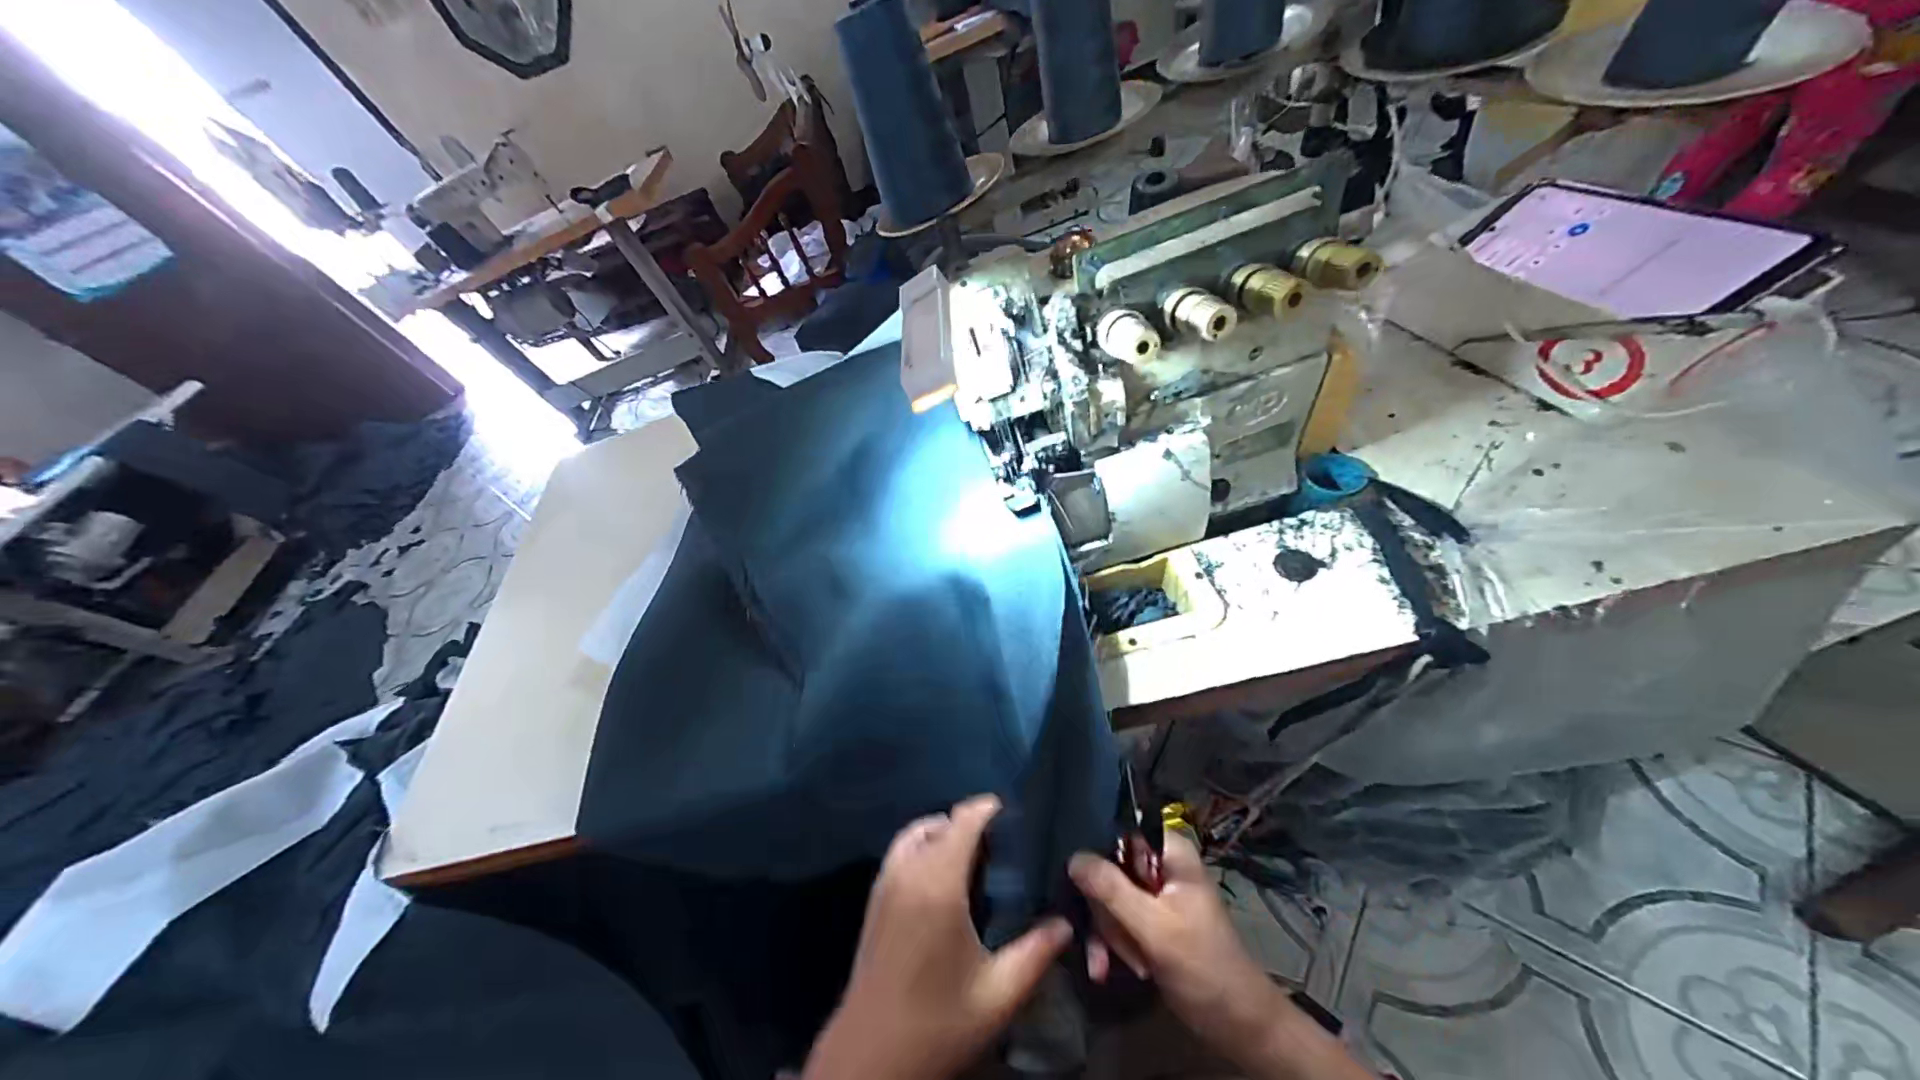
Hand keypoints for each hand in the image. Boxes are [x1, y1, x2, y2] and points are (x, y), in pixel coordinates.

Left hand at [803, 795, 1072, 1079]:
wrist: (869, 1055)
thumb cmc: (938, 1023)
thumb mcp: (998, 994)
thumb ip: (1036, 952)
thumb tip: (1066, 922)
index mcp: (938, 884)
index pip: (963, 820)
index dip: (990, 808)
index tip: (1019, 815)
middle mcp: (908, 871)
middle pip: (940, 822)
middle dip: (972, 822)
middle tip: (1005, 845)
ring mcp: (885, 883)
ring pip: (916, 833)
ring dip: (944, 832)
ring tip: (976, 857)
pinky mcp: (873, 900)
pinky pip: (900, 852)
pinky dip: (923, 847)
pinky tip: (945, 880)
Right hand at [1069, 834, 1373, 1079]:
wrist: (1237, 1024)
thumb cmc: (1203, 967)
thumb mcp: (1155, 928)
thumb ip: (1112, 889)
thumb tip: (1073, 857)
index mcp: (1170, 851)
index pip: (1121, 829)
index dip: (1096, 851)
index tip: (1079, 881)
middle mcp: (1160, 864)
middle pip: (1108, 865)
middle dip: (1103, 909)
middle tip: (1111, 940)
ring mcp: (1152, 893)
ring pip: (1106, 895)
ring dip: (1105, 932)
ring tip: (1114, 963)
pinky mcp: (1146, 920)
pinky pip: (1113, 919)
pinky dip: (1109, 943)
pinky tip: (1104, 969)